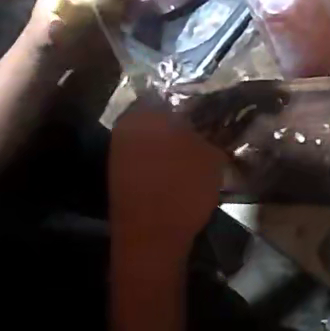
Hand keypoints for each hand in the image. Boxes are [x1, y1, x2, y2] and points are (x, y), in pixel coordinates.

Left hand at [108, 105, 224, 257]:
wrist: (150, 238)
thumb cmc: (182, 190)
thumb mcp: (210, 157)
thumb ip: (209, 134)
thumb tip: (210, 125)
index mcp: (146, 111)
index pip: (173, 92)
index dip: (195, 102)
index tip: (212, 113)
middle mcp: (125, 125)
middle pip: (158, 115)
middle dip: (180, 123)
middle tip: (205, 134)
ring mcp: (117, 151)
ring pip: (150, 137)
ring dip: (169, 143)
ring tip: (194, 156)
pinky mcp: (117, 175)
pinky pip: (143, 157)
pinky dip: (159, 161)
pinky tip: (177, 173)